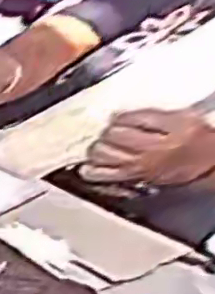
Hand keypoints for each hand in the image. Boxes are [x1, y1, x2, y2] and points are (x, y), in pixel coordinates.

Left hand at [78, 109, 214, 186]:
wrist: (204, 163)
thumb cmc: (191, 137)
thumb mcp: (184, 119)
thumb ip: (153, 116)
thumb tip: (115, 115)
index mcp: (178, 127)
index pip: (138, 118)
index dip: (122, 117)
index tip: (118, 119)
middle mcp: (157, 147)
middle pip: (115, 136)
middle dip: (108, 132)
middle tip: (110, 133)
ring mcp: (139, 164)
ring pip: (101, 154)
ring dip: (97, 149)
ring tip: (103, 146)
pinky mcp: (127, 178)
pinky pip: (96, 174)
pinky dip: (90, 168)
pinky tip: (94, 164)